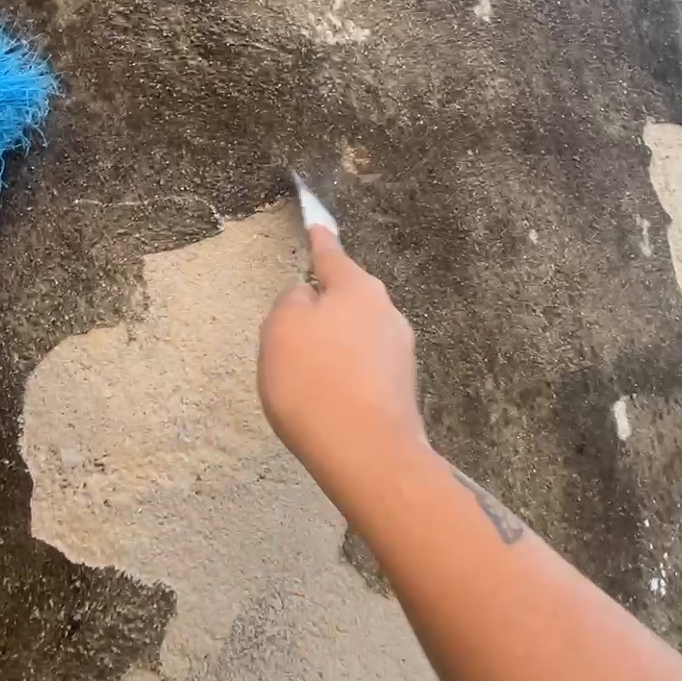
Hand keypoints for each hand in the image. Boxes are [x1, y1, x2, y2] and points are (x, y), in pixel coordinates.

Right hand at [258, 226, 426, 490]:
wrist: (366, 455)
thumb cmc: (314, 382)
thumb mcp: (279, 329)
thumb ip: (290, 303)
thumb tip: (307, 299)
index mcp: (358, 289)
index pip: (331, 255)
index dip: (318, 240)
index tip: (316, 225)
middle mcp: (386, 313)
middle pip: (345, 298)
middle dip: (321, 308)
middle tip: (290, 335)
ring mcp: (400, 352)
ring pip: (354, 335)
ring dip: (332, 345)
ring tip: (304, 378)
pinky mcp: (402, 388)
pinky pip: (362, 368)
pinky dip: (342, 374)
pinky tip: (325, 399)